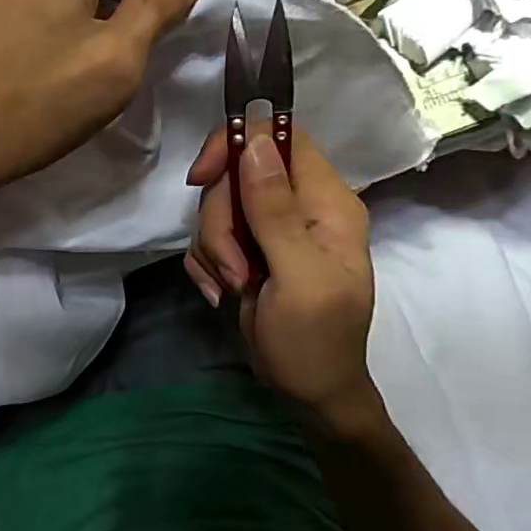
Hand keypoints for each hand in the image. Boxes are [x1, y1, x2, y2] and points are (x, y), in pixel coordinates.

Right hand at [185, 128, 376, 411]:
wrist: (307, 391)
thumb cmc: (315, 339)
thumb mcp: (299, 276)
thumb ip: (276, 210)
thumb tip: (256, 144)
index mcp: (326, 203)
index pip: (280, 139)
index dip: (238, 145)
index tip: (204, 177)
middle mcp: (299, 207)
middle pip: (236, 177)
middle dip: (221, 223)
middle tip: (235, 268)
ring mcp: (270, 230)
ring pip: (217, 209)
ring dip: (213, 250)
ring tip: (235, 288)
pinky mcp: (246, 252)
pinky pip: (208, 239)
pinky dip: (206, 266)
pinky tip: (223, 295)